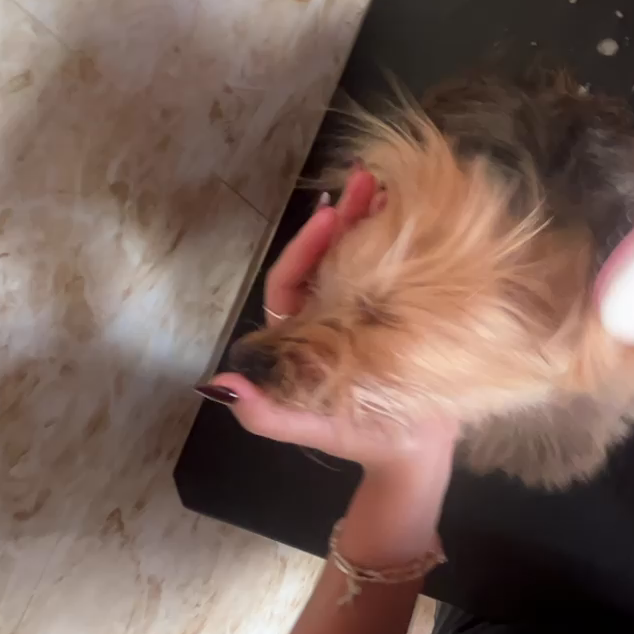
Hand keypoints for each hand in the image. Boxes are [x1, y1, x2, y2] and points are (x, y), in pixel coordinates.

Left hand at [204, 169, 458, 477]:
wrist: (416, 453)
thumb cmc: (360, 439)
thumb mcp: (307, 427)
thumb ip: (263, 412)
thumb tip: (216, 381)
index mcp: (302, 331)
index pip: (293, 279)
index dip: (307, 246)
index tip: (329, 214)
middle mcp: (331, 313)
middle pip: (331, 258)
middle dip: (346, 218)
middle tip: (367, 179)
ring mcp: (369, 310)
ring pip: (365, 258)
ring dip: (375, 221)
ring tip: (391, 187)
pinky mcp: (403, 311)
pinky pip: (399, 271)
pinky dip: (405, 242)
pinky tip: (417, 217)